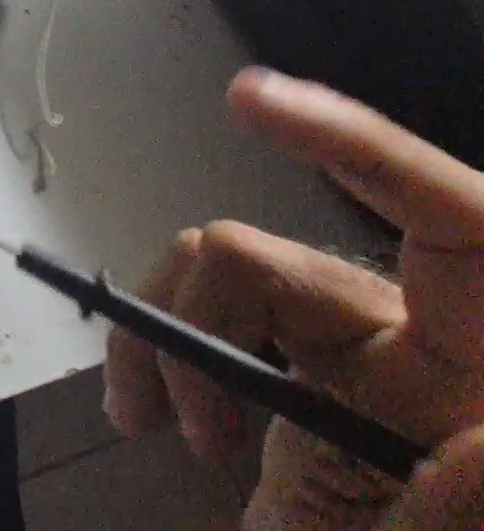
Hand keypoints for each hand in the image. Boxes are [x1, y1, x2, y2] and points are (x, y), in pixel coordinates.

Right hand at [104, 68, 483, 529]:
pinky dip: (143, 350)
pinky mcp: (270, 356)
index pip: (456, 227)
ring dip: (158, 345)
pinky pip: (180, 305)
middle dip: (196, 325)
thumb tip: (483, 430)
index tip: (249, 102)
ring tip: (159, 424)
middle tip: (195, 430)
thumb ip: (467, 502)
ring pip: (201, 272)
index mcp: (476, 379)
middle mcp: (408, 339)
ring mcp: (331, 345)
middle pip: (260, 260)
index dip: (360, 153)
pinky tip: (146, 408)